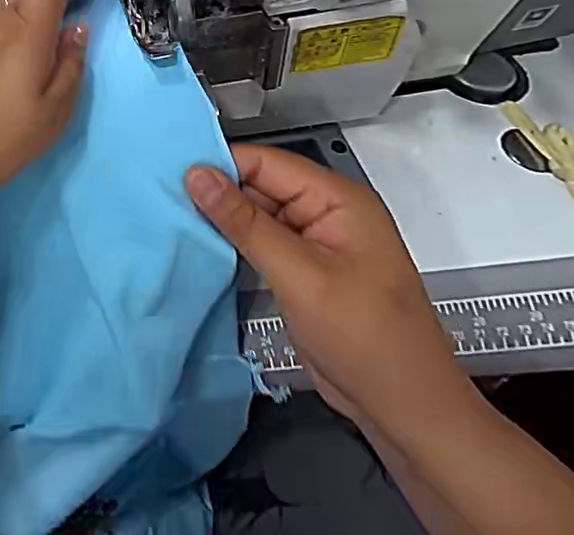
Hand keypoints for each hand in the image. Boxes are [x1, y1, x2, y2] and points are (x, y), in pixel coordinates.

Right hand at [186, 146, 472, 432]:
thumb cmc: (369, 342)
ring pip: (255, 212)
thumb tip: (198, 175)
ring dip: (222, 218)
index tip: (174, 176)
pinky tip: (204, 245)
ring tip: (177, 219)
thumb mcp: (300, 275)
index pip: (265, 162)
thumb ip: (245, 222)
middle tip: (167, 200)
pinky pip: (260, 239)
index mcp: (338, 198)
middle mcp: (326, 210)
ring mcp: (314, 240)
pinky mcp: (302, 266)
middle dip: (217, 193)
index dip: (220, 166)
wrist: (405, 411)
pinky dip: (234, 242)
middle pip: (258, 184)